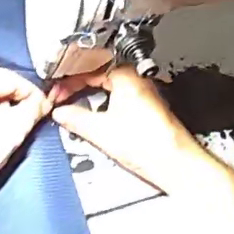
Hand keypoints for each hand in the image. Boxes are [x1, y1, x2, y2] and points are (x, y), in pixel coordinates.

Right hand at [48, 66, 205, 191]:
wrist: (176, 164)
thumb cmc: (150, 145)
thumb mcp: (101, 131)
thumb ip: (75, 118)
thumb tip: (60, 112)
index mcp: (126, 75)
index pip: (89, 70)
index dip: (69, 82)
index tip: (57, 93)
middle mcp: (137, 79)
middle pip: (98, 74)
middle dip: (77, 85)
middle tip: (61, 96)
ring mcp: (144, 92)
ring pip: (109, 85)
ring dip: (90, 93)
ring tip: (73, 103)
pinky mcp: (147, 106)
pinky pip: (118, 95)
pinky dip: (103, 101)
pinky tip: (95, 114)